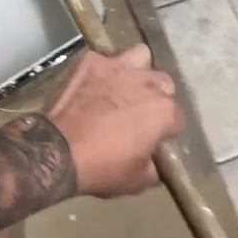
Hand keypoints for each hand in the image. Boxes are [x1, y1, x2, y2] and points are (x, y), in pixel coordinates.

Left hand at [44, 45, 185, 198]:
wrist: (59, 149)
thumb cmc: (103, 167)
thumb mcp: (139, 180)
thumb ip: (156, 165)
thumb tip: (156, 158)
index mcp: (162, 111)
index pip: (178, 118)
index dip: (168, 131)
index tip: (157, 140)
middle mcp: (145, 82)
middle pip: (163, 83)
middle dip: (157, 97)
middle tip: (141, 114)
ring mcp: (117, 66)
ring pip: (140, 56)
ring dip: (138, 71)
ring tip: (126, 87)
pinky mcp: (92, 60)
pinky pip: (105, 58)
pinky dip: (104, 70)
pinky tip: (96, 84)